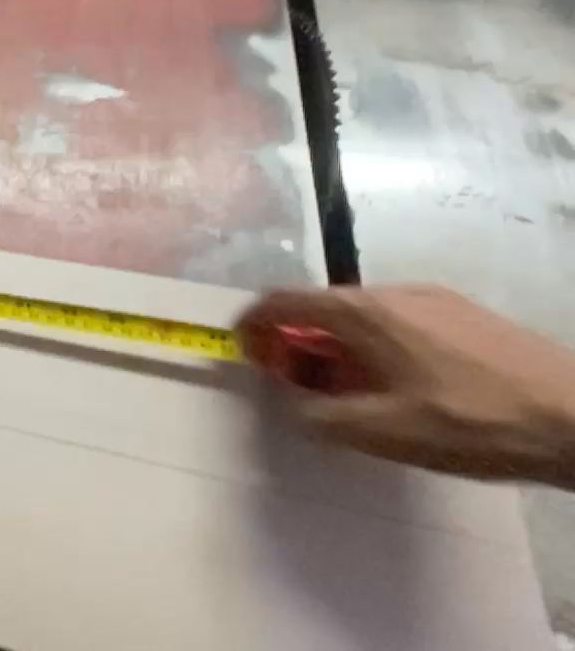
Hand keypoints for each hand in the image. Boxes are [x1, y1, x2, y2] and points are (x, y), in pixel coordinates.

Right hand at [238, 285, 574, 483]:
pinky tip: (406, 385)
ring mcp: (435, 300)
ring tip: (356, 390)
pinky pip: (399, 321)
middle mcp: (389, 292)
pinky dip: (378, 345)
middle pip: (318, 307)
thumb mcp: (382, 432)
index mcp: (358, 311)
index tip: (246, 355)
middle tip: (302, 384)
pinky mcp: (471, 316)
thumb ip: (318, 417)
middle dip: (297, 342)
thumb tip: (295, 407)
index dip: (251, 325)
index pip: (277, 302)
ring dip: (339, 346)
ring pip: (361, 315)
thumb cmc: (476, 422)